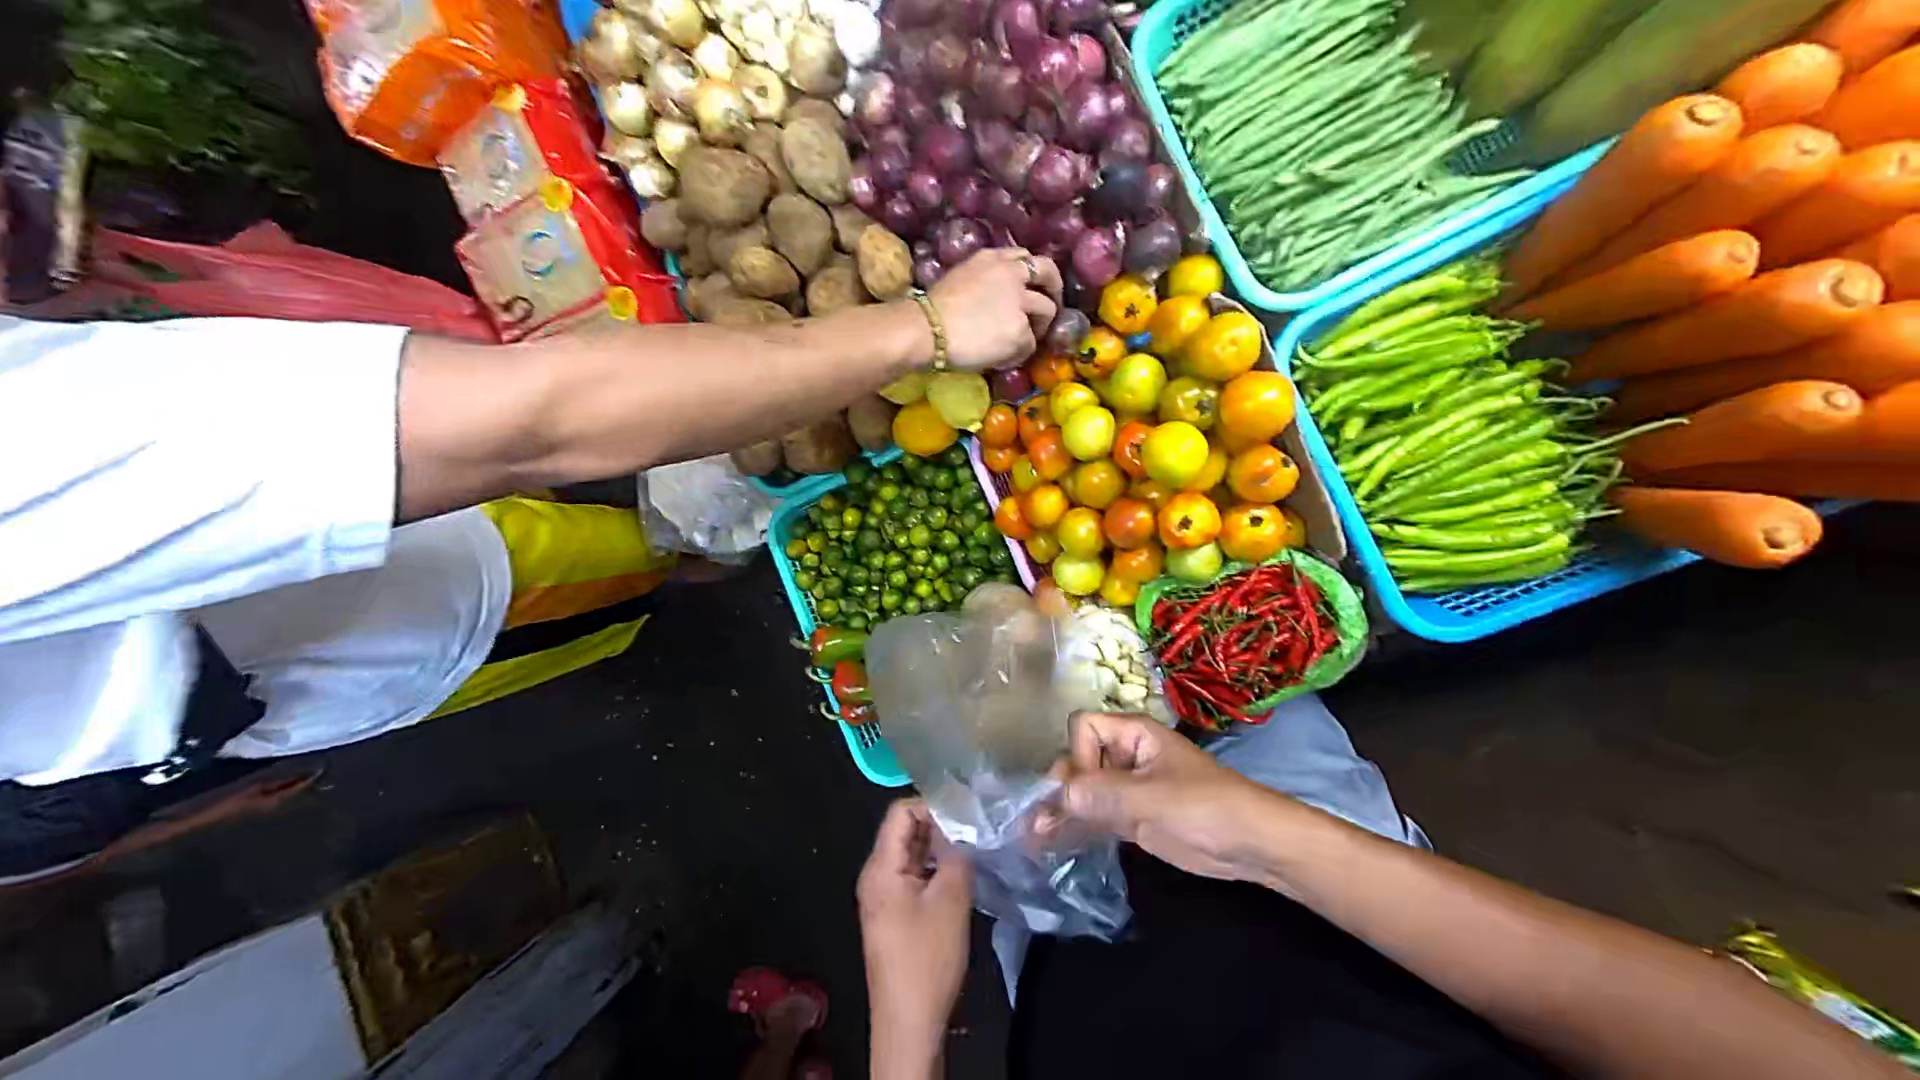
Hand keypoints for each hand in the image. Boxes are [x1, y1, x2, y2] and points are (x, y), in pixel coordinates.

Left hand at [857, 799, 973, 1075]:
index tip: (966, 814)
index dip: (932, 806)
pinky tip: (960, 874)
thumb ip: (957, 854)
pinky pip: (913, 875)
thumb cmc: (927, 957)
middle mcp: (875, 874)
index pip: (900, 812)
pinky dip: (934, 868)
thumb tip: (964, 827)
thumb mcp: (951, 899)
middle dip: (938, 825)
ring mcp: (882, 895)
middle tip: (975, 829)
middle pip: (903, 830)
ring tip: (972, 848)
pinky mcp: (893, 912)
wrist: (909, 1022)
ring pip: (910, 853)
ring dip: (938, 848)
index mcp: (880, 867)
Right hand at [928, 248, 1062, 371]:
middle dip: (1054, 290)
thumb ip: (984, 282)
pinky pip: (1030, 344)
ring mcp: (1020, 301)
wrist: (926, 330)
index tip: (1031, 288)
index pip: (1024, 257)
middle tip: (1049, 310)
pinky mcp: (1021, 330)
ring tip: (1023, 342)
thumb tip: (993, 302)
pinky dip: (1019, 353)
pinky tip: (1002, 359)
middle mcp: (1012, 273)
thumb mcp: (960, 279)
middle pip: (1048, 272)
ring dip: (1039, 327)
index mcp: (993, 259)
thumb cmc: (930, 311)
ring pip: (1047, 310)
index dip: (1032, 275)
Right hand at [1053, 712, 1301, 884]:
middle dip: (1060, 788)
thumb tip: (1057, 794)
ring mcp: (1127, 787)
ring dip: (1061, 811)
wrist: (1251, 844)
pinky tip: (1053, 843)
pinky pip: (1095, 814)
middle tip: (1040, 823)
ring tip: (1033, 837)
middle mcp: (1125, 755)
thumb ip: (1102, 794)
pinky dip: (1076, 826)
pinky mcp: (1131, 816)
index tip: (1088, 787)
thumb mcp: (1151, 797)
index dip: (1079, 755)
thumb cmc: (1205, 807)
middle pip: (1078, 760)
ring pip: (1083, 791)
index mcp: (1133, 734)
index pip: (1084, 728)